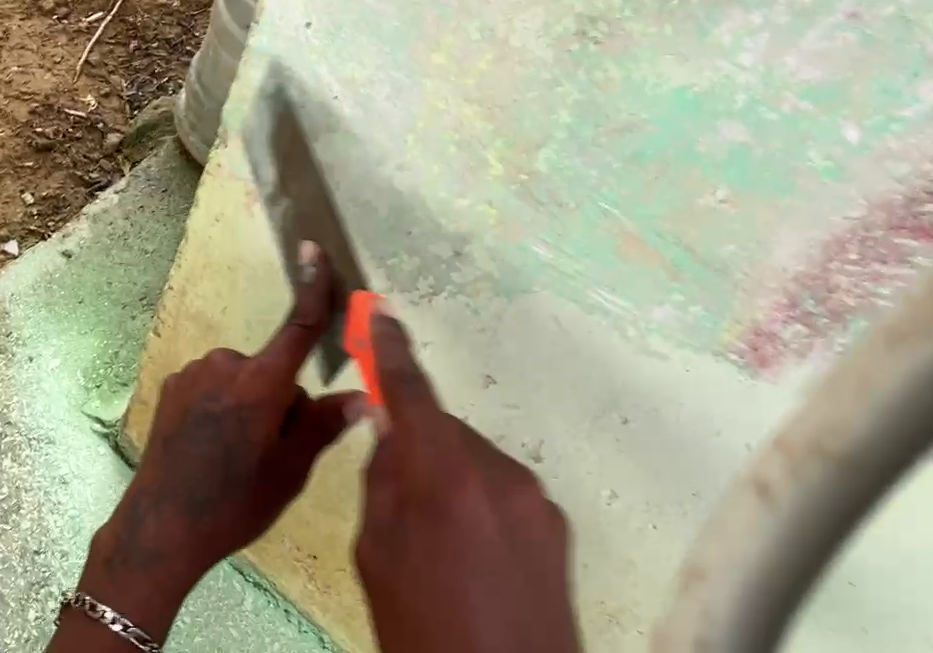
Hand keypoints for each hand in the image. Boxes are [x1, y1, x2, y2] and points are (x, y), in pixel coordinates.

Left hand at [57, 243, 364, 647]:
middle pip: (272, 369)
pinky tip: (208, 446)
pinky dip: (219, 406)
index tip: (314, 249)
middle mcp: (226, 363)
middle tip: (268, 451)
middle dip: (279, 398)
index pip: (298, 325)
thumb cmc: (236, 501)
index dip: (313, 287)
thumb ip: (324, 424)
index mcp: (262, 381)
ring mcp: (194, 372)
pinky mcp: (173, 384)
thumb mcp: (290, 470)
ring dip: (248, 403)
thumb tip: (364, 396)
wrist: (162, 523)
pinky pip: (212, 386)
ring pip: (242, 379)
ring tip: (234, 455)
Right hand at [356, 311, 580, 652]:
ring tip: (439, 542)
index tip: (378, 311)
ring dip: (448, 476)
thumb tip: (389, 428)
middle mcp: (497, 472)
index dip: (390, 346)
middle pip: (441, 429)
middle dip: (416, 445)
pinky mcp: (558, 527)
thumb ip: (383, 477)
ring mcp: (535, 500)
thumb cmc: (419, 627)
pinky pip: (501, 490)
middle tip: (397, 498)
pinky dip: (478, 503)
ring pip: (471, 459)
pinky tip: (473, 556)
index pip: (409, 390)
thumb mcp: (375, 552)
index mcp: (442, 475)